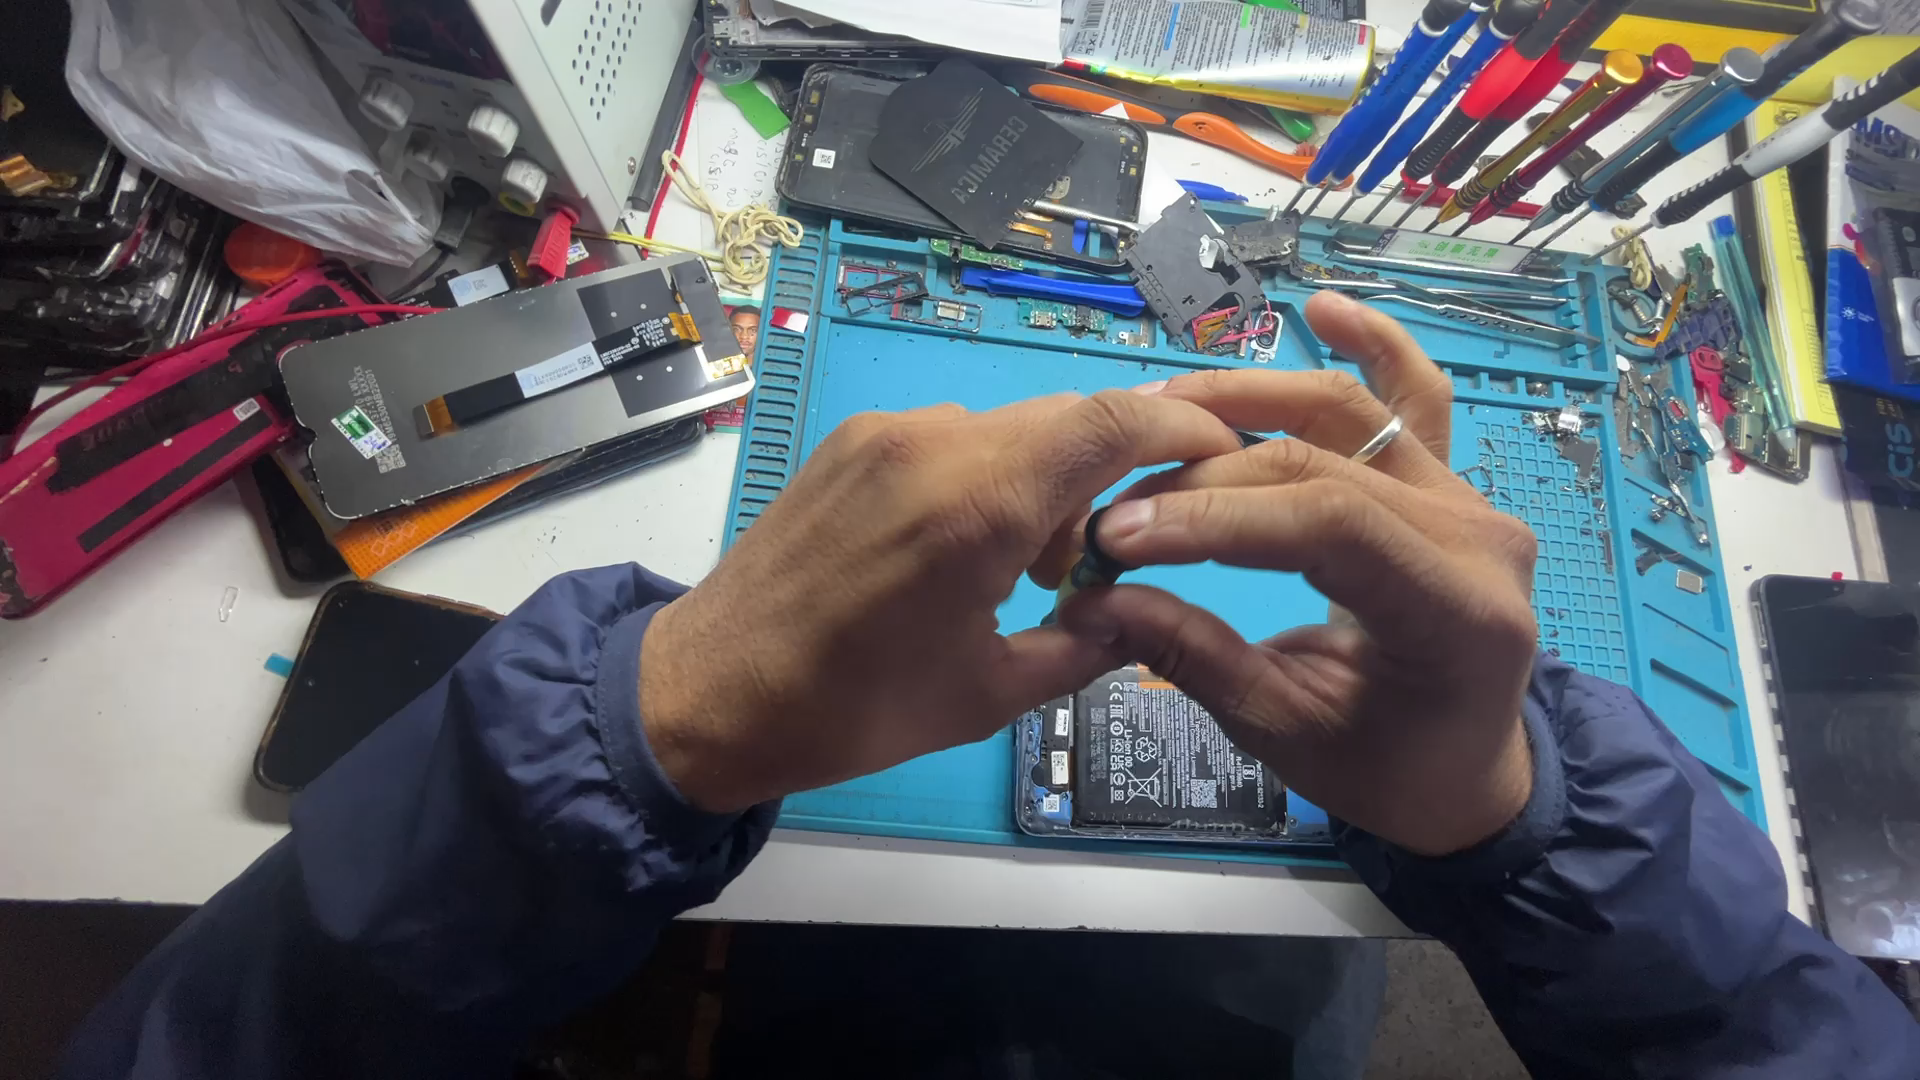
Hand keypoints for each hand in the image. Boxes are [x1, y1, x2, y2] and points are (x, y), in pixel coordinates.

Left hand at [641, 392, 1243, 813]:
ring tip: (1017, 566)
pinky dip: (985, 475)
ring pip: (1007, 429)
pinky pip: (950, 437)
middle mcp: (934, 440)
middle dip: (1105, 475)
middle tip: (1095, 556)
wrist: (711, 691)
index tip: (1211, 456)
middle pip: (1063, 420)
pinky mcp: (849, 441)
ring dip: (1041, 481)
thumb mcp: (991, 692)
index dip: (1177, 429)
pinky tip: (957, 542)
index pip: (1110, 422)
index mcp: (978, 504)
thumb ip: (1089, 643)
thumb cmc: (855, 708)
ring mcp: (884, 431)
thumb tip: (1146, 609)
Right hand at [1056, 291, 1540, 855]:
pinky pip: (1413, 401)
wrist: (1462, 772)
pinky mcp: (1445, 485)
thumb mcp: (1279, 727)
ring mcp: (1466, 497)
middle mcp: (1475, 531)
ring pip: (1350, 411)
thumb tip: (1091, 602)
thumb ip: (1190, 655)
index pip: (1325, 521)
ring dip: (1250, 395)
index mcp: (1456, 609)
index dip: (1211, 516)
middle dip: (1202, 477)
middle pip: (1319, 462)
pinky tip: (1323, 309)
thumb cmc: (1380, 766)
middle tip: (1115, 504)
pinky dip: (1373, 346)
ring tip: (1164, 406)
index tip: (1115, 535)